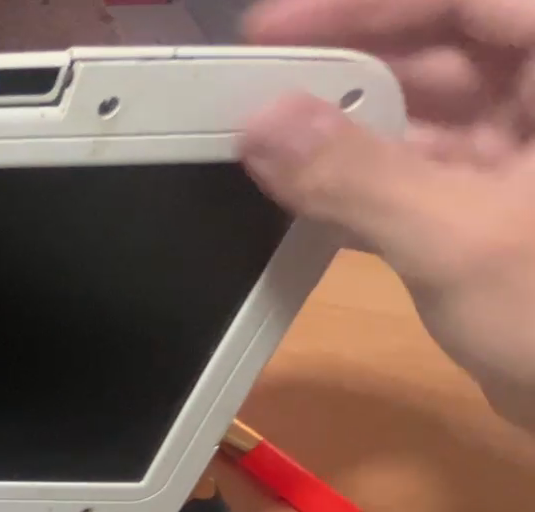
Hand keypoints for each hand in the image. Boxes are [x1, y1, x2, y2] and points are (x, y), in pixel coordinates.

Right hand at [240, 0, 534, 425]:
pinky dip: (362, 180)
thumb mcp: (464, 240)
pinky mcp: (508, 206)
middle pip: (453, 48)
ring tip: (261, 144)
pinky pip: (426, 169)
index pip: (478, 0)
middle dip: (348, 67)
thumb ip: (357, 178)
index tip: (271, 27)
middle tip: (251, 91)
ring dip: (346, 131)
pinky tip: (301, 192)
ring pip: (433, 113)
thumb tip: (262, 125)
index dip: (370, 5)